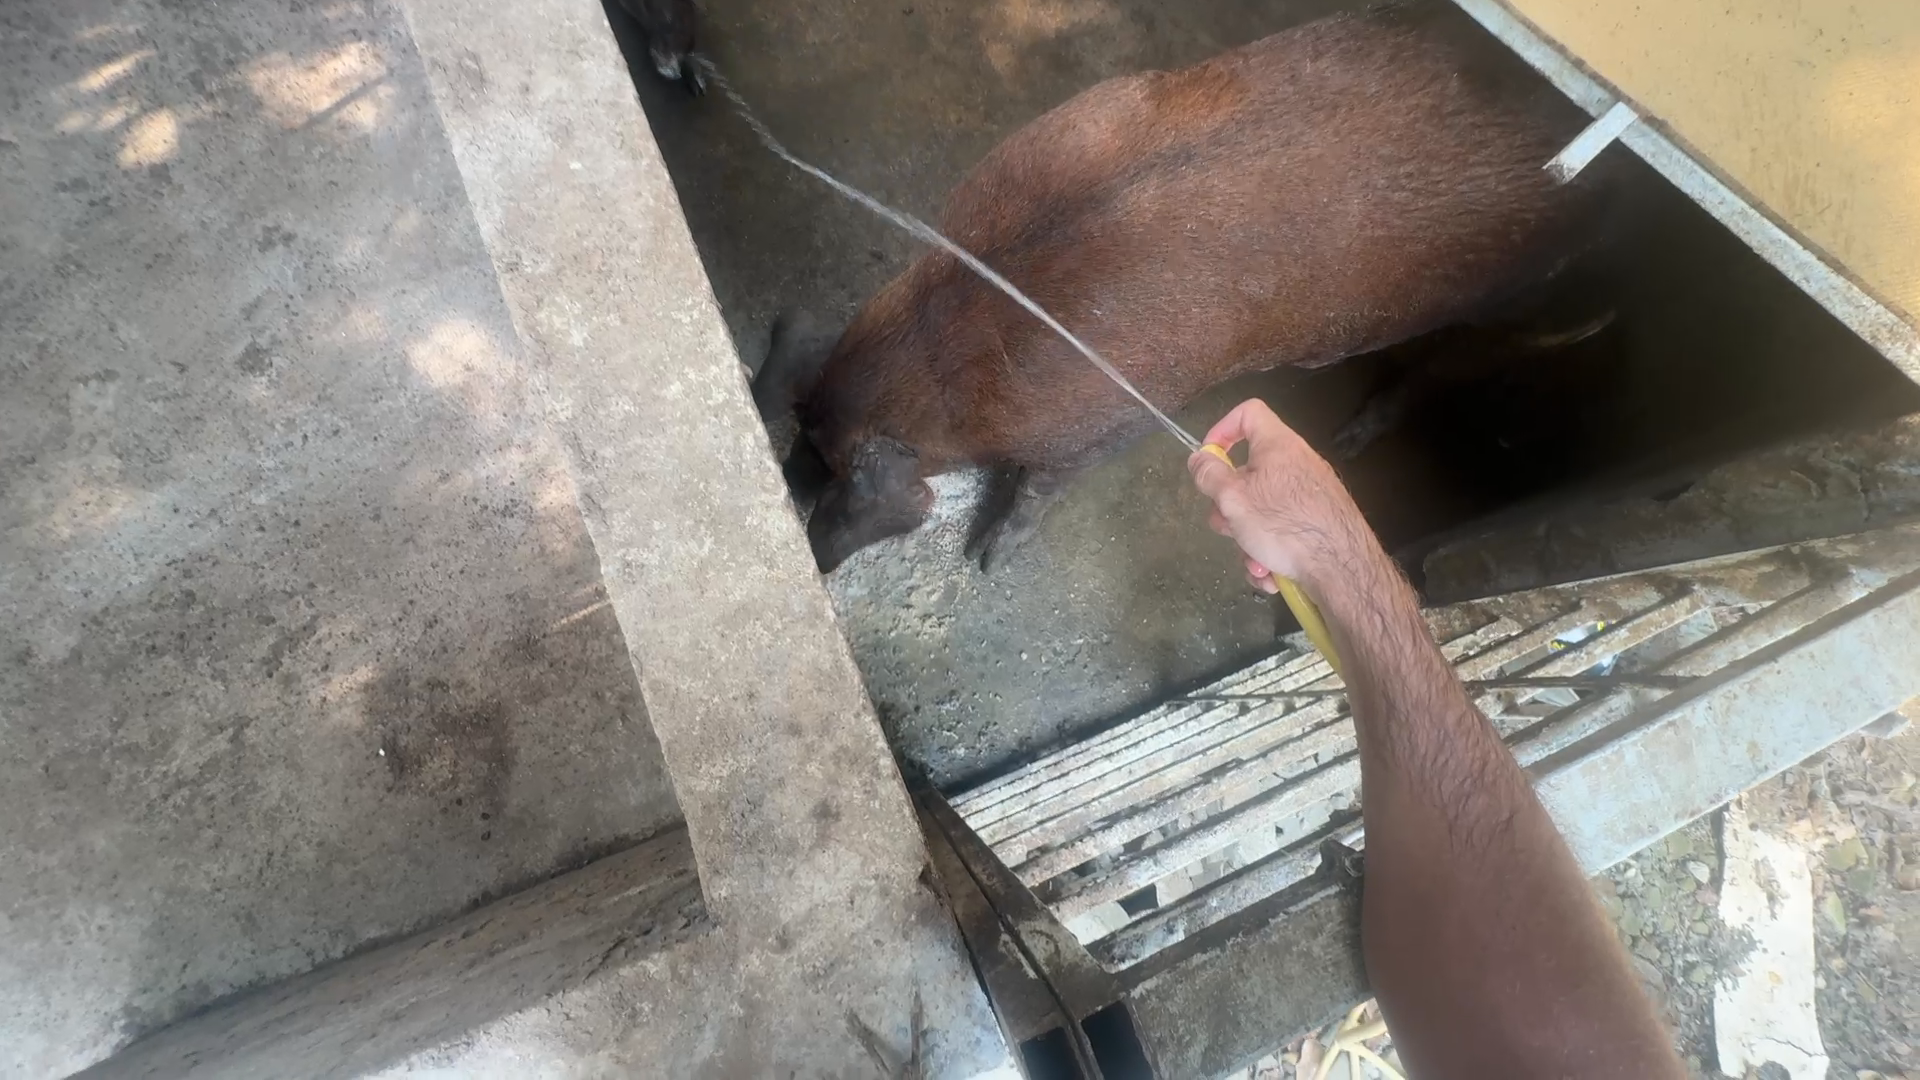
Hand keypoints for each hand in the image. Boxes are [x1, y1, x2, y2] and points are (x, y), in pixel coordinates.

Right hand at [1186, 399, 1376, 595]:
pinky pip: (1281, 529)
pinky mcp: (1318, 522)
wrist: (1342, 568)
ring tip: (1254, 561)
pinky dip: (1270, 551)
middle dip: (1229, 505)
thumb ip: (1209, 475)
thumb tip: (1199, 457)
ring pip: (1261, 508)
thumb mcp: (1233, 499)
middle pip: (1248, 472)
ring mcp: (1310, 494)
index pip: (1248, 413)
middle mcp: (1297, 463)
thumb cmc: (1283, 524)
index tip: (1208, 460)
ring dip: (1248, 537)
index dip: (1221, 430)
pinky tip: (1271, 572)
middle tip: (1225, 525)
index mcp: (1278, 446)